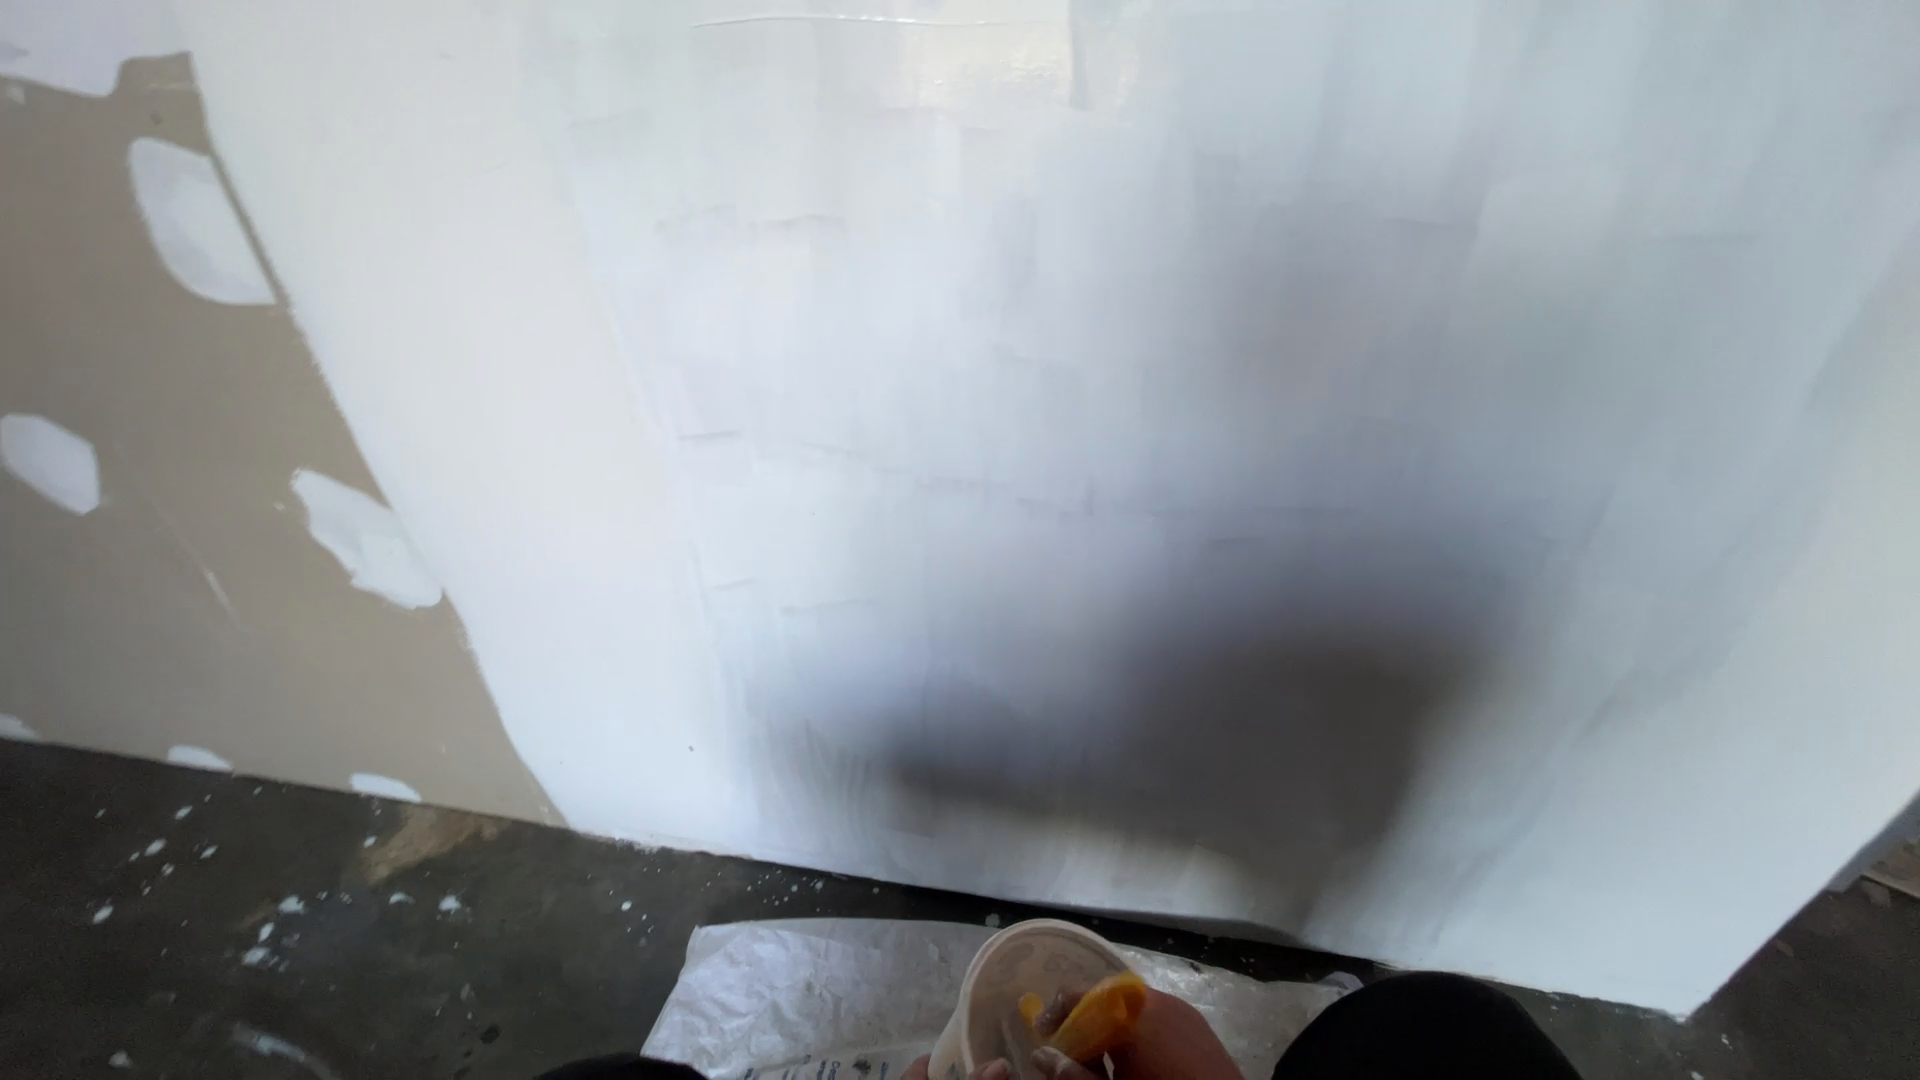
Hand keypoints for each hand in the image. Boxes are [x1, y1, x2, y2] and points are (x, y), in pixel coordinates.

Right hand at [904, 988, 1241, 1079]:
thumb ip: (1075, 1076)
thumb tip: (1041, 1055)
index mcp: (1131, 1012)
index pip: (1080, 995)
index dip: (1056, 1013)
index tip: (1043, 1037)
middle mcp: (1154, 999)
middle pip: (1104, 1000)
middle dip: (1084, 1026)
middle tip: (1072, 1059)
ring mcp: (1179, 1008)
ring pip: (1130, 1009)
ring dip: (1110, 1031)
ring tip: (1103, 1067)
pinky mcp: (1196, 1024)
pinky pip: (1154, 1017)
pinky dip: (1137, 1034)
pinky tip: (1134, 1065)